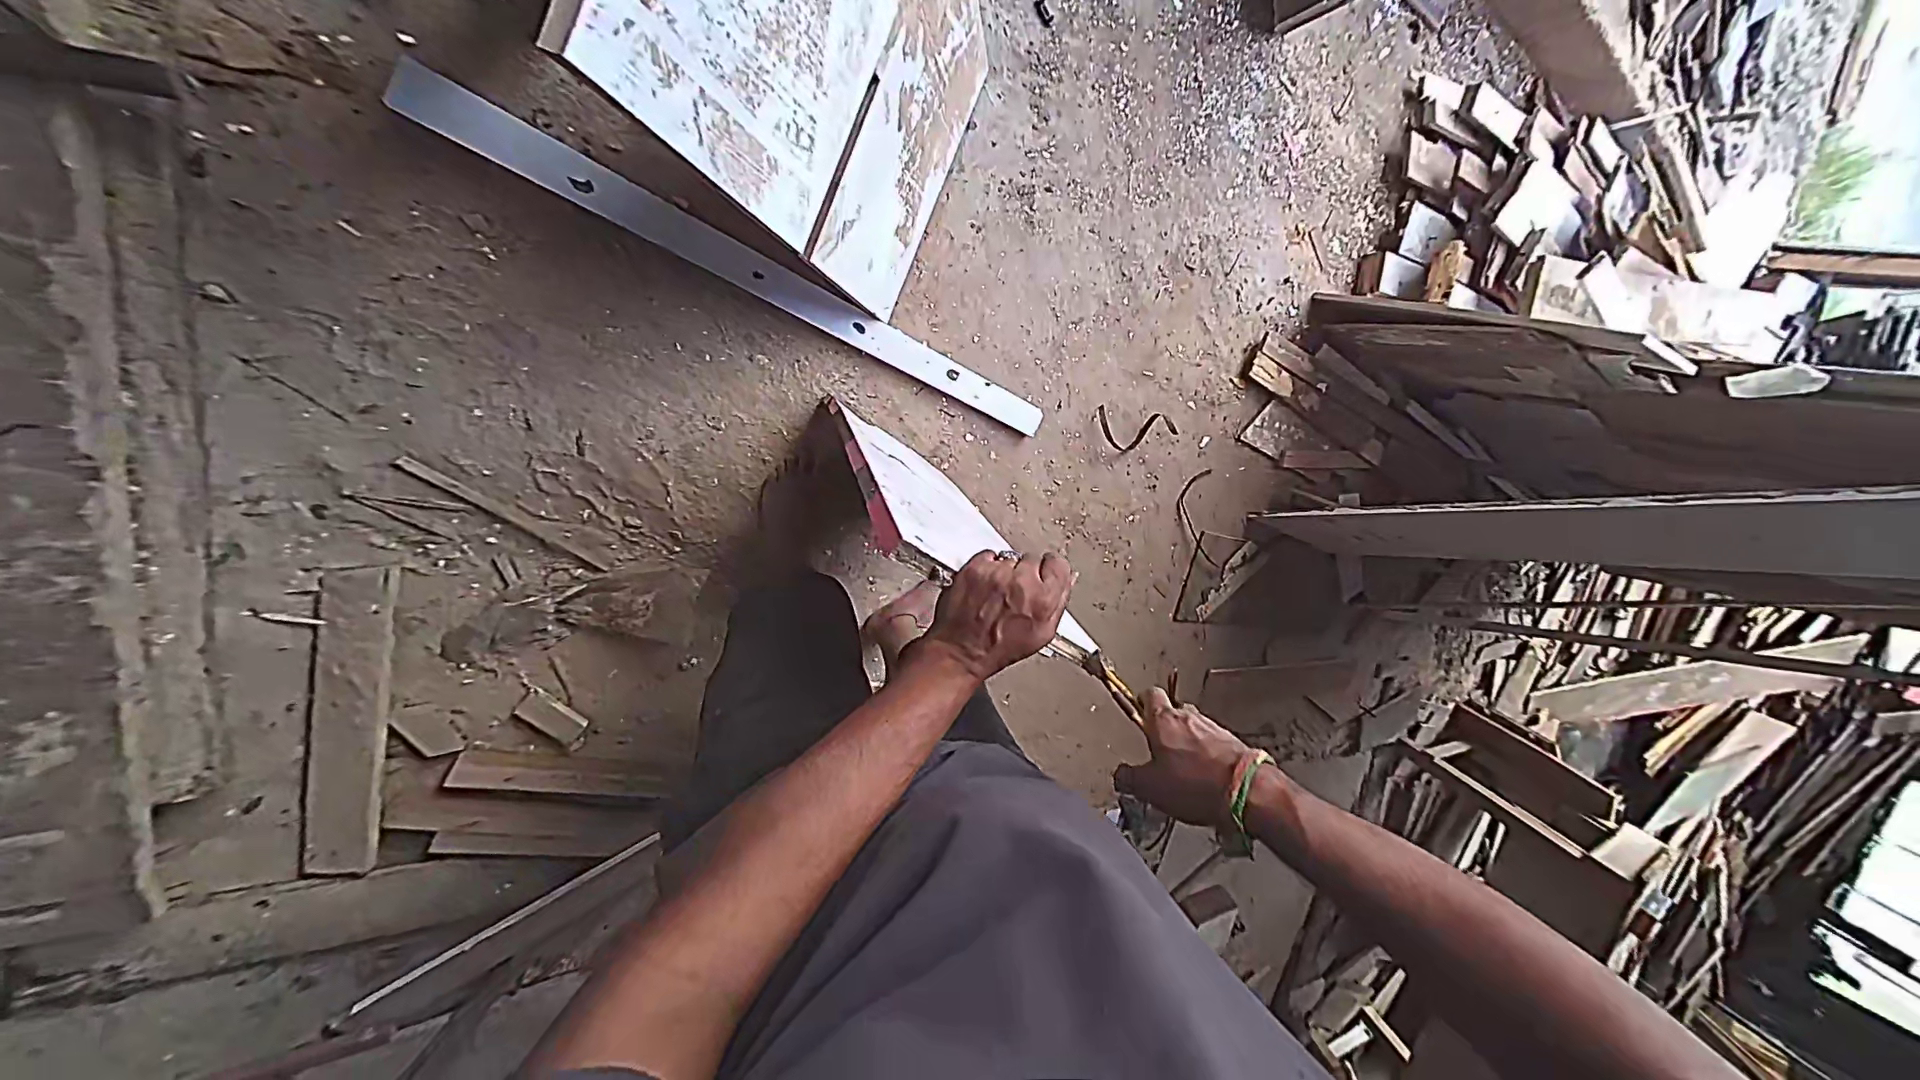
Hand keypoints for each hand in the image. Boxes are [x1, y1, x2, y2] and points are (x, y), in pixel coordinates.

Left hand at [913, 550, 1072, 682]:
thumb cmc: (998, 648)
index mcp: (1044, 600)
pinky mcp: (975, 568)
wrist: (961, 651)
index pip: (1058, 565)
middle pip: (1033, 560)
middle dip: (1026, 573)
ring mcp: (996, 573)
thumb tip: (1066, 581)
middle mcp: (1021, 583)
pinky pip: (988, 556)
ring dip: (1005, 572)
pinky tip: (983, 587)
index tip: (1044, 575)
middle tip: (1014, 593)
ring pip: (1009, 558)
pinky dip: (986, 568)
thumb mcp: (1042, 634)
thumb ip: (1058, 602)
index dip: (1050, 571)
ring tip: (996, 594)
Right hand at [1113, 688, 1252, 827]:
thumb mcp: (1149, 787)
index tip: (1139, 715)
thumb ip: (1129, 778)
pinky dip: (1207, 756)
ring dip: (1188, 743)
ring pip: (1194, 728)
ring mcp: (1214, 728)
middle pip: (1172, 712)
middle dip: (1165, 730)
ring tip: (1183, 770)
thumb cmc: (1196, 784)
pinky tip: (1205, 779)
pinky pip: (1213, 744)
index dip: (1142, 704)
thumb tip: (1121, 776)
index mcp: (1163, 720)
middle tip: (1158, 751)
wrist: (1247, 792)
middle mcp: (1189, 716)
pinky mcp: (1233, 743)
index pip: (1149, 694)